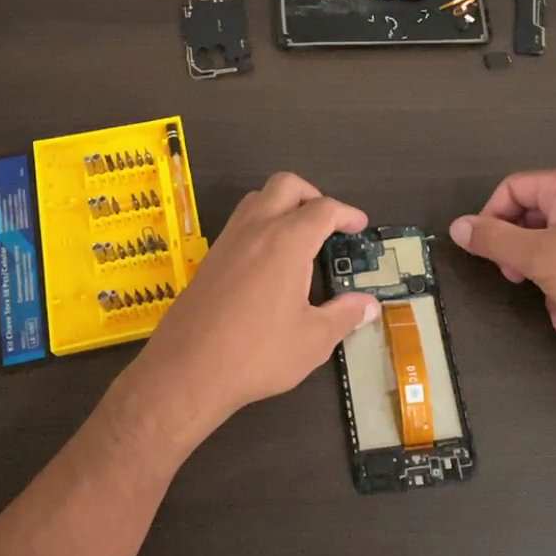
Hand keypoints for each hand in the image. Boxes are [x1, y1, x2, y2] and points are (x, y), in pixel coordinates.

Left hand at [132, 173, 378, 431]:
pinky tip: (269, 262)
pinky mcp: (209, 258)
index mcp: (287, 241)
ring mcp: (227, 241)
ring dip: (282, 205)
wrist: (187, 369)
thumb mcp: (313, 340)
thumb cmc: (257, 353)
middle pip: (286, 185)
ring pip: (257, 198)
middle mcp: (256, 229)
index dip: (347, 213)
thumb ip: (344, 316)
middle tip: (329, 223)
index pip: (323, 209)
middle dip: (313, 195)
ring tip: (300, 237)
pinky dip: (261, 224)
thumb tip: (368, 305)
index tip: (359, 226)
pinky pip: (240, 222)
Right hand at [448, 168, 555, 341]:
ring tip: (548, 303)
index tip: (485, 251)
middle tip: (514, 277)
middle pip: (530, 217)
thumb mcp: (540, 258)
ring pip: (549, 245)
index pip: (513, 188)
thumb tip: (456, 226)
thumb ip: (494, 239)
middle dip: (518, 253)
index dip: (491, 217)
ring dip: (541, 277)